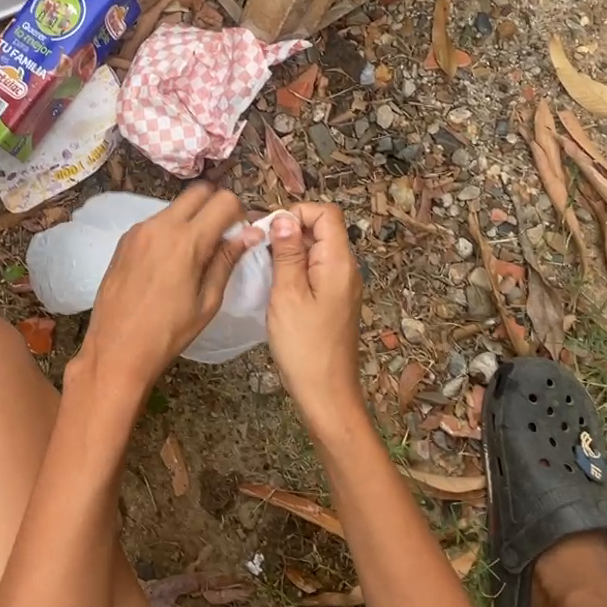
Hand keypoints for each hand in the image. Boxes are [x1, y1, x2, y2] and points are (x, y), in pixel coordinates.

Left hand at [80, 184, 261, 394]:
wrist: (116, 349)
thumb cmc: (168, 332)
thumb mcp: (207, 301)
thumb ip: (227, 260)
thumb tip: (251, 233)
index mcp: (187, 240)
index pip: (224, 200)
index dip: (239, 213)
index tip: (240, 233)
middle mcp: (161, 225)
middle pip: (198, 191)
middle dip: (215, 205)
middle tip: (221, 235)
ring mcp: (138, 230)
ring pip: (175, 206)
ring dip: (191, 218)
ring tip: (194, 255)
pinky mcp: (124, 240)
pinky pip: (155, 223)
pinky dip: (169, 231)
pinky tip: (168, 263)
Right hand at [264, 204, 365, 435]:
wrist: (325, 394)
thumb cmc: (304, 345)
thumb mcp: (287, 294)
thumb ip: (287, 253)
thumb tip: (283, 218)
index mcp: (338, 262)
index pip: (326, 213)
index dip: (296, 213)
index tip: (268, 232)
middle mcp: (346, 269)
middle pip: (322, 229)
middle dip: (290, 230)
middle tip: (259, 249)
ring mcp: (341, 286)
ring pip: (316, 249)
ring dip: (290, 251)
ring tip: (264, 267)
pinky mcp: (333, 301)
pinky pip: (315, 270)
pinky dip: (295, 268)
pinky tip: (276, 286)